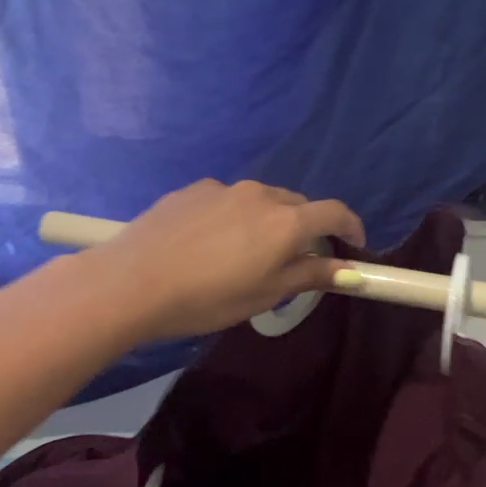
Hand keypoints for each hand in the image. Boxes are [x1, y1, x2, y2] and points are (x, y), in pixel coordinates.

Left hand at [78, 180, 364, 343]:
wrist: (130, 282)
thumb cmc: (208, 298)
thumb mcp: (266, 294)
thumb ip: (311, 276)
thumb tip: (349, 270)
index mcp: (286, 221)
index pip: (334, 212)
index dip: (352, 227)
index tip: (355, 245)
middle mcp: (260, 194)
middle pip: (298, 205)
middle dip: (306, 227)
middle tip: (296, 259)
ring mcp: (223, 189)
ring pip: (261, 201)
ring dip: (268, 221)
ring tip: (246, 254)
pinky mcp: (192, 190)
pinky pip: (227, 201)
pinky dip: (234, 217)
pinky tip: (209, 245)